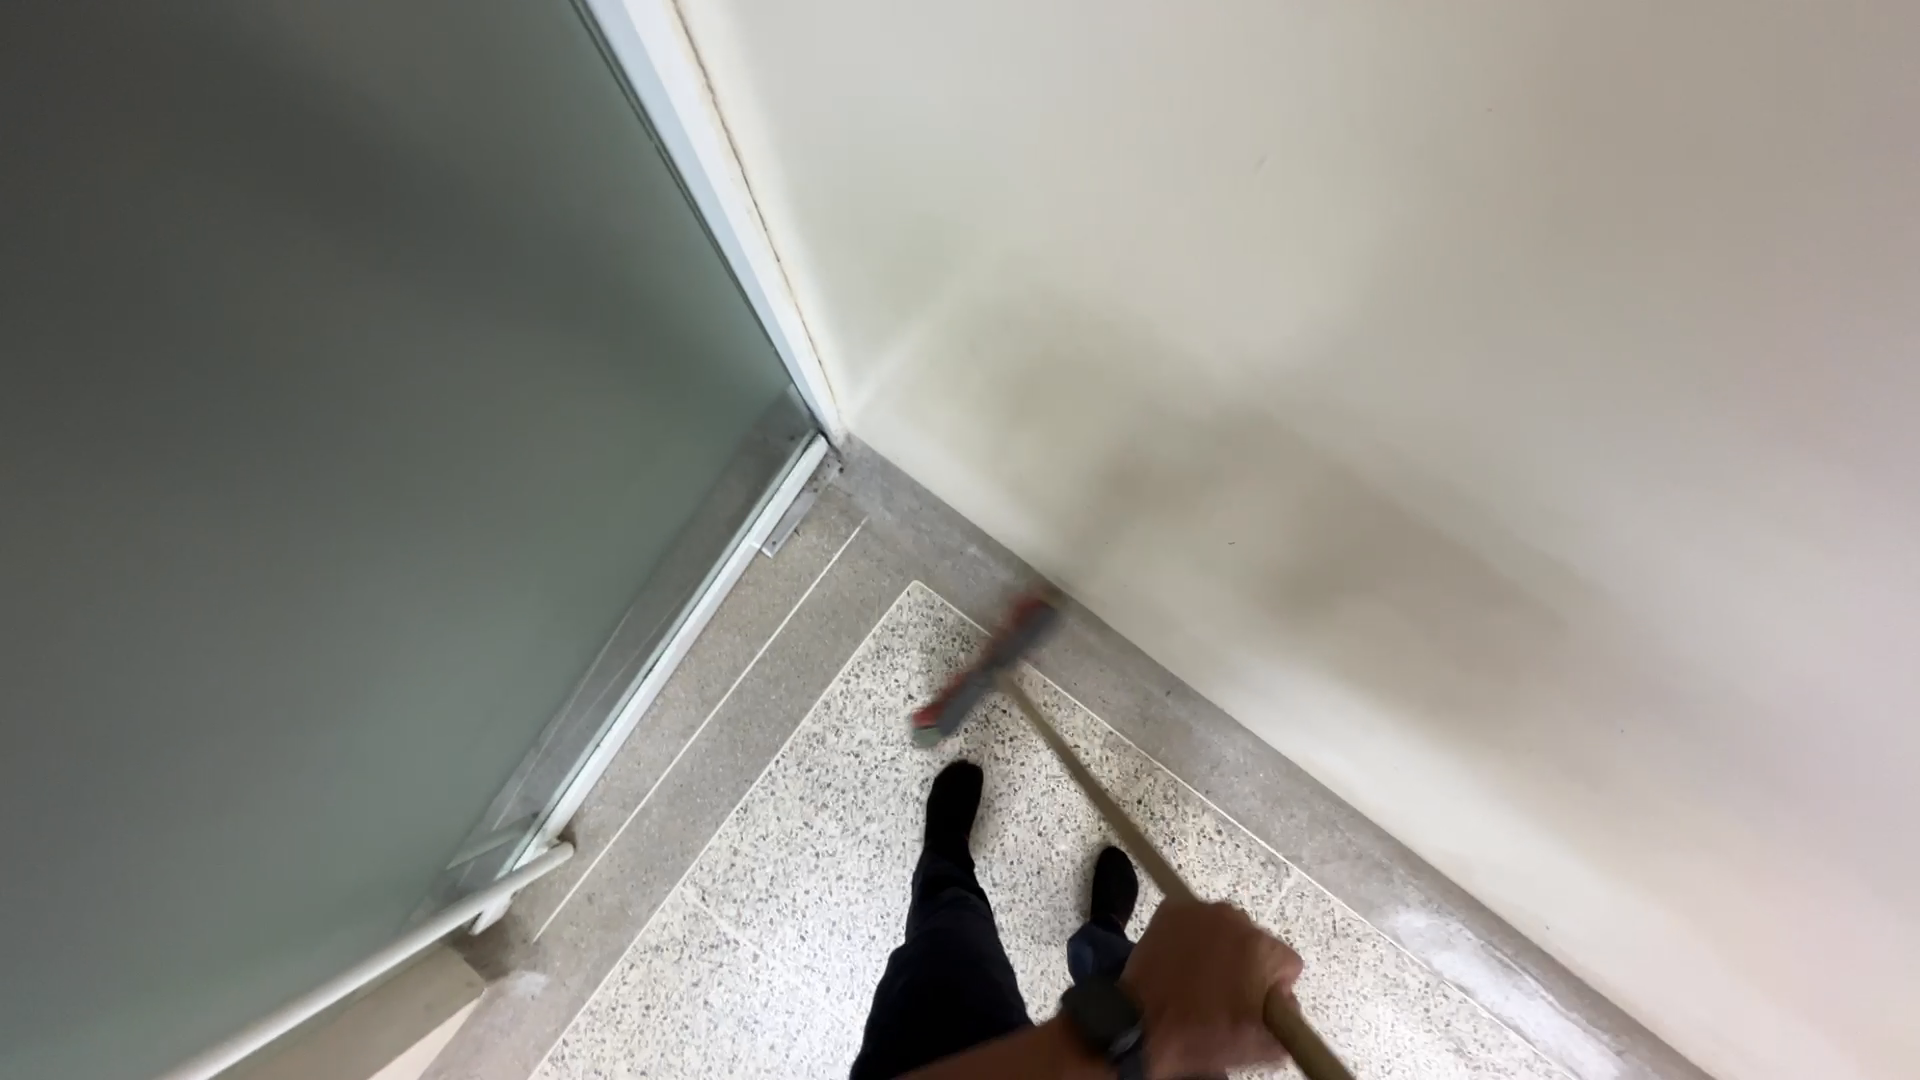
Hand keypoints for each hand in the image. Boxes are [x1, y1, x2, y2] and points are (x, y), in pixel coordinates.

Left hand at [1119, 900, 1303, 1078]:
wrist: (1144, 1020)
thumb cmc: (1204, 1032)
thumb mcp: (1262, 1043)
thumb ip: (1289, 1019)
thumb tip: (1284, 1000)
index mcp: (1261, 948)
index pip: (1288, 962)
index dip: (1276, 986)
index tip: (1258, 1001)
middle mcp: (1232, 917)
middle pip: (1256, 940)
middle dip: (1249, 962)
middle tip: (1229, 990)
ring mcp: (1198, 909)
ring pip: (1225, 927)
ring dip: (1221, 945)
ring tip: (1202, 975)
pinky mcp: (1171, 908)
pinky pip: (1194, 919)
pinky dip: (1193, 935)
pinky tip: (1183, 959)